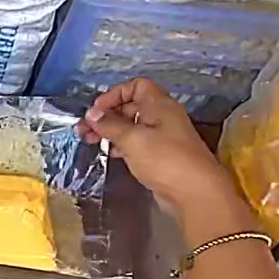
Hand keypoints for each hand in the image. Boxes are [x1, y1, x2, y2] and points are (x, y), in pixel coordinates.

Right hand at [79, 78, 257, 233]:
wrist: (194, 192)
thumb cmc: (165, 160)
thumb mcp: (133, 139)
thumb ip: (110, 125)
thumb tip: (92, 114)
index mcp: (159, 105)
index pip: (135, 86)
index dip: (114, 94)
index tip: (96, 110)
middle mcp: (161, 117)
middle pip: (130, 106)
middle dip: (106, 115)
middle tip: (85, 129)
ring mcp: (160, 137)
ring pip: (131, 126)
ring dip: (110, 131)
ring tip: (90, 141)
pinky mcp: (158, 155)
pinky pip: (135, 142)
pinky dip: (120, 144)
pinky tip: (108, 152)